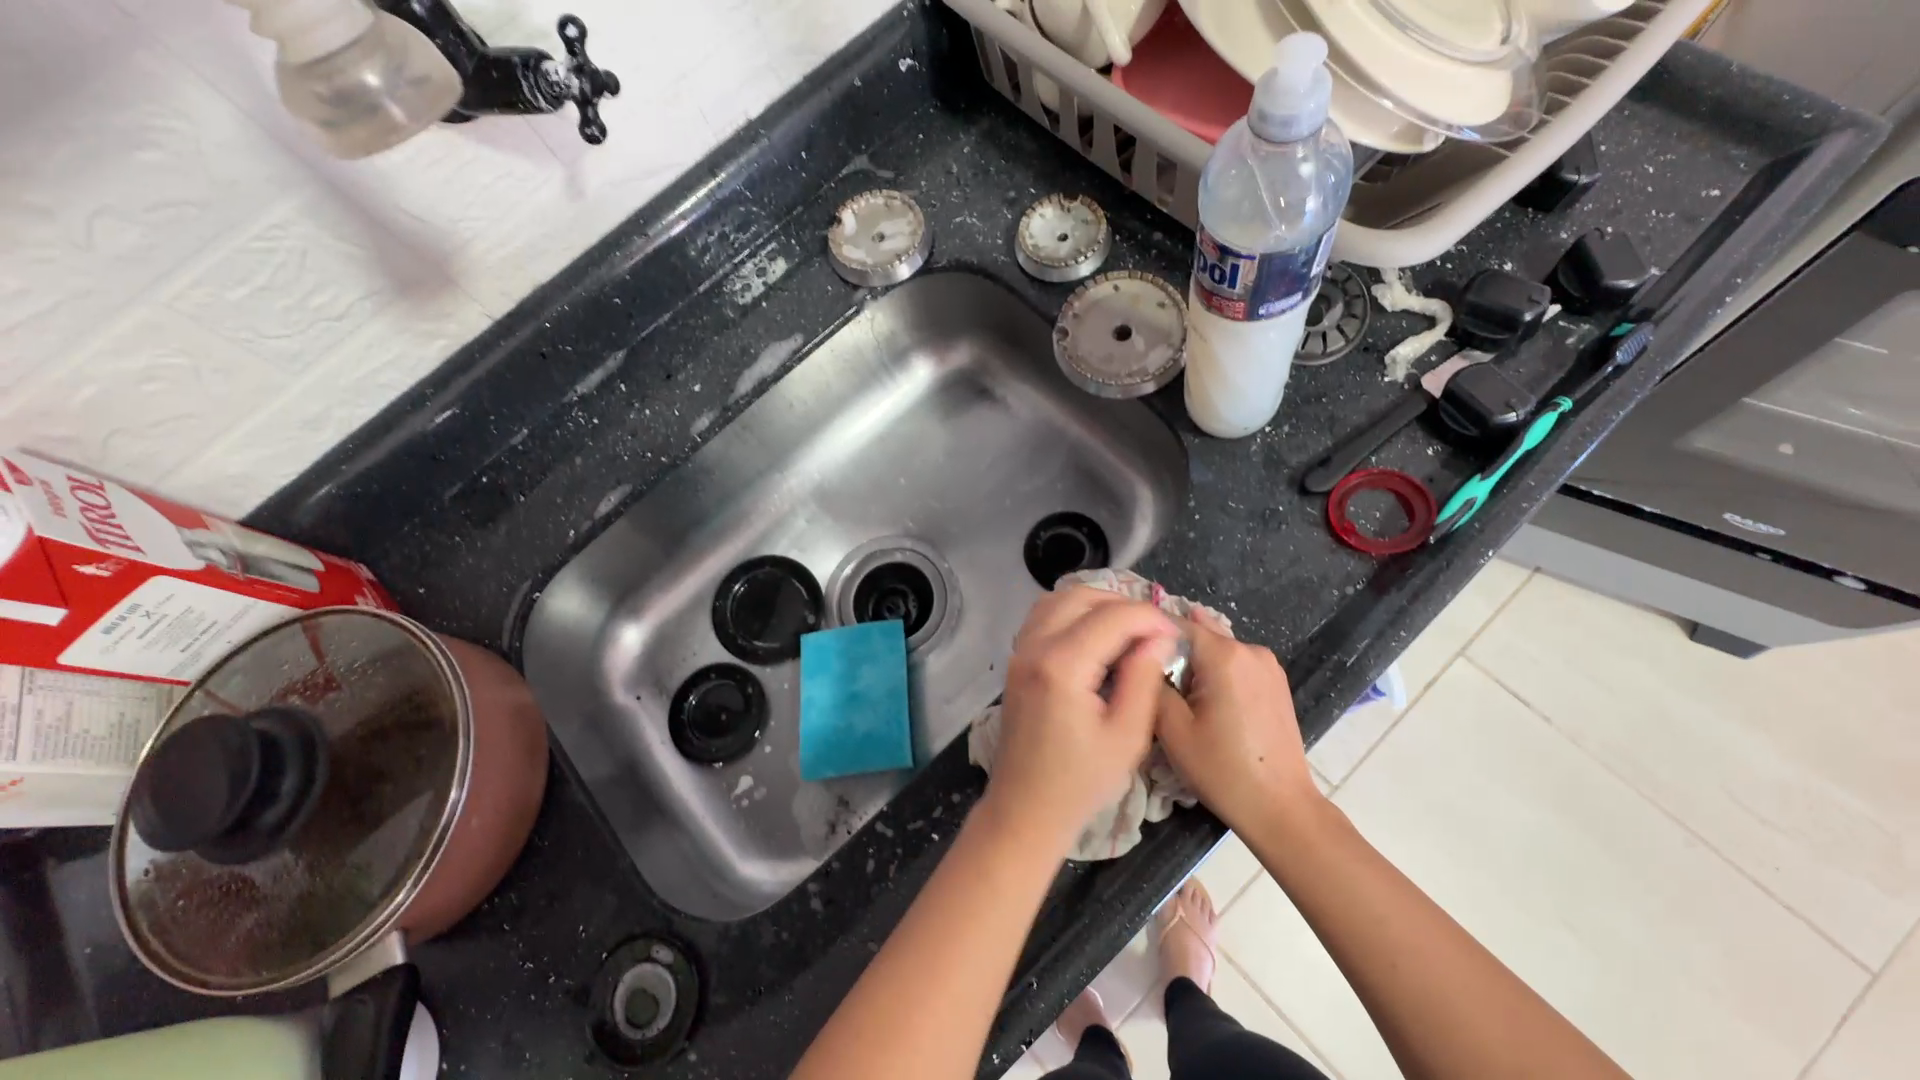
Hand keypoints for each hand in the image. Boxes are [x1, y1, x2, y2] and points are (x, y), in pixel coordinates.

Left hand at [981, 587, 1179, 854]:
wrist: (1025, 810)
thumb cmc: (1080, 783)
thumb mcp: (1127, 736)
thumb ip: (1143, 678)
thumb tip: (1159, 638)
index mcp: (1062, 665)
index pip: (1112, 616)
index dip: (1150, 618)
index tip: (1175, 635)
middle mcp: (1034, 648)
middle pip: (1082, 596)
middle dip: (1124, 604)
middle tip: (1154, 631)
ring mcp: (1020, 653)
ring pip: (1059, 600)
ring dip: (1097, 605)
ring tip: (1130, 631)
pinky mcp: (1017, 663)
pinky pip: (1044, 618)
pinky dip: (1073, 615)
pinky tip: (1098, 640)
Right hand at [1155, 621, 1320, 831]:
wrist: (1280, 807)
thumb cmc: (1222, 770)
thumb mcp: (1172, 729)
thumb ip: (1152, 683)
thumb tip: (1140, 658)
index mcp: (1224, 655)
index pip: (1174, 624)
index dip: (1147, 637)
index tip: (1127, 655)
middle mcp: (1250, 649)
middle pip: (1198, 635)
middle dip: (1172, 653)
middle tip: (1149, 681)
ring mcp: (1269, 665)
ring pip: (1217, 651)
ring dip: (1194, 666)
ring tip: (1176, 696)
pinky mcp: (1276, 683)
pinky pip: (1235, 666)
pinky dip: (1215, 675)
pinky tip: (1204, 702)